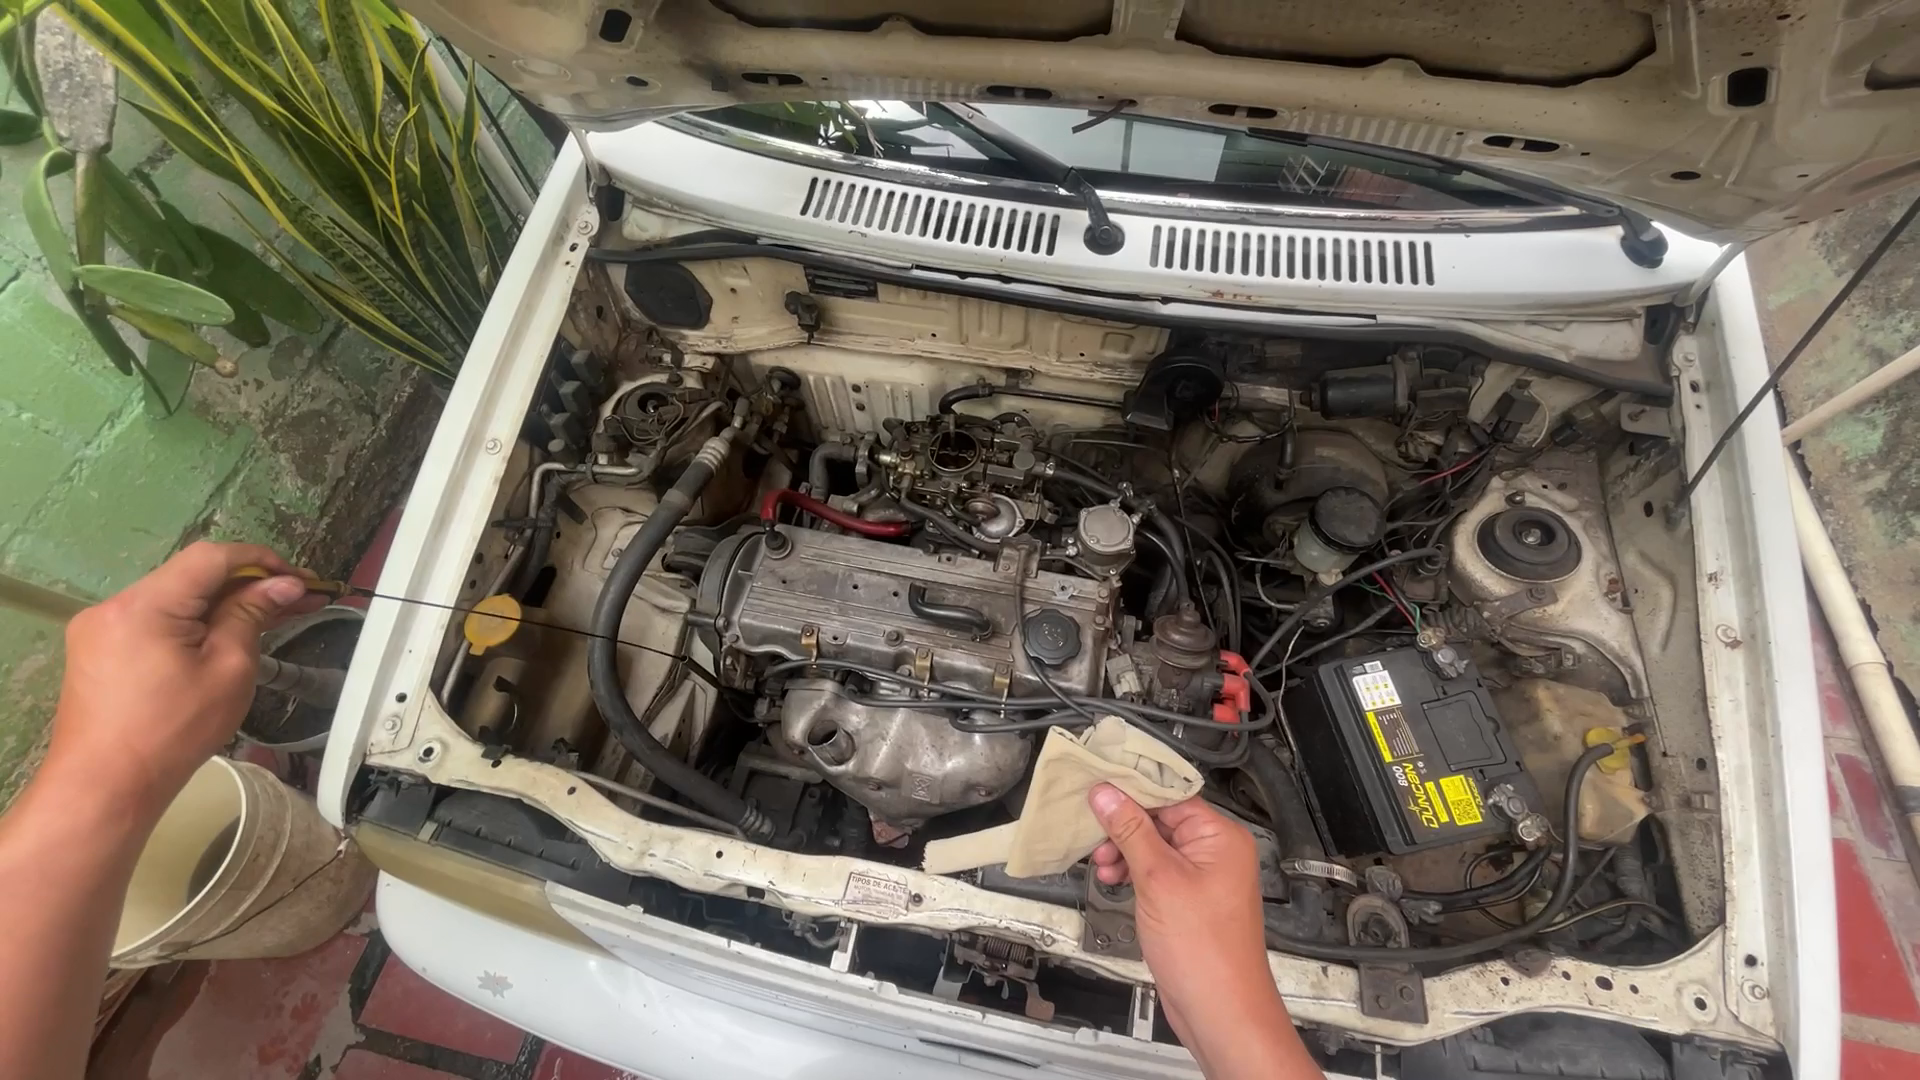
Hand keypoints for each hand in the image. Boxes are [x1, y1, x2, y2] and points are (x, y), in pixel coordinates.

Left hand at [48, 542, 320, 816]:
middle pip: (194, 574)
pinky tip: (238, 628)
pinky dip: (204, 617)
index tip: (302, 582)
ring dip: (231, 600)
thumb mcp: (230, 665)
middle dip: (252, 581)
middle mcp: (115, 607)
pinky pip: (163, 617)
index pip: (210, 558)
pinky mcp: (105, 647)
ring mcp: (104, 628)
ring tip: (282, 612)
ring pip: (181, 595)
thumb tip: (285, 584)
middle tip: (304, 598)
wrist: (108, 782)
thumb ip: (252, 614)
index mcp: (144, 607)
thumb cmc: (177, 725)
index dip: (262, 561)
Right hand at [1089, 784, 1321, 1078]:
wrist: (1220, 1014)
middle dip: (1123, 827)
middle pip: (1160, 818)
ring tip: (1103, 866)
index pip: (1170, 794)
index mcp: (1220, 836)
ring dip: (1124, 850)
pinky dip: (1132, 871)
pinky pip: (1155, 869)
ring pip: (1153, 844)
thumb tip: (1106, 793)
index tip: (1098, 788)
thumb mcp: (1157, 879)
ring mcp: (1202, 875)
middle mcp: (1215, 850)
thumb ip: (1130, 830)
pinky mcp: (1189, 898)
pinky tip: (1113, 879)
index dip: (1132, 790)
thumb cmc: (1204, 951)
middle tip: (1094, 834)